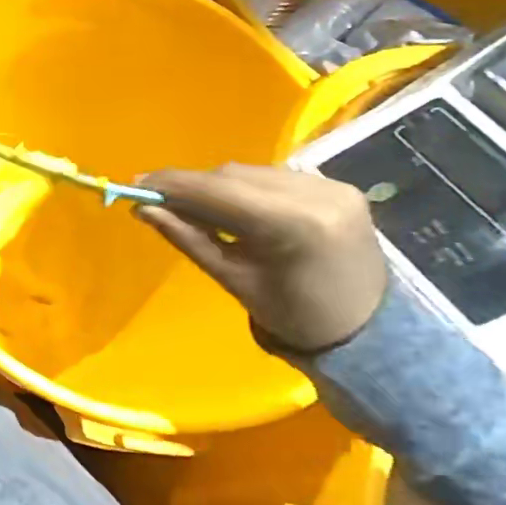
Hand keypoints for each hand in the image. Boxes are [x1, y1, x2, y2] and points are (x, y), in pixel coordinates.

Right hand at [136, 164, 387, 358]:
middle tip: (157, 198)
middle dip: (193, 186)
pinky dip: (248, 189)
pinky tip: (236, 208)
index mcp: (294, 225)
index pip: (220, 191)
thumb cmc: (293, 317)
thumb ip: (189, 239)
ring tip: (196, 207)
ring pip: (254, 172)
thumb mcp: (234, 281)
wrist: (369, 332)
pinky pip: (277, 177)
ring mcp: (332, 185)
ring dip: (219, 187)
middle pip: (235, 176)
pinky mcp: (339, 185)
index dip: (174, 185)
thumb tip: (145, 210)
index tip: (136, 185)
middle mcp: (317, 193)